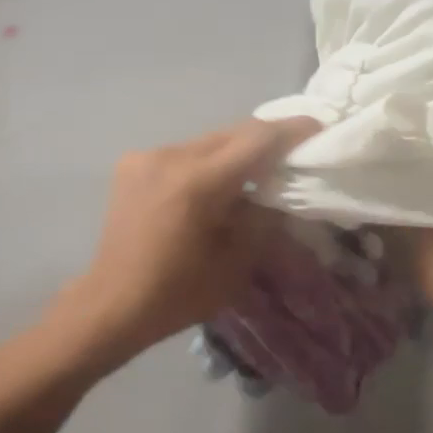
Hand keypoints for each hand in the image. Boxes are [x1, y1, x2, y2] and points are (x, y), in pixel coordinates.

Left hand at [60, 117, 322, 354]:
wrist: (112, 304)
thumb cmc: (178, 294)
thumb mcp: (237, 263)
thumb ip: (263, 218)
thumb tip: (276, 191)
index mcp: (198, 181)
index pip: (257, 139)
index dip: (292, 130)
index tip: (319, 128)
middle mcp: (171, 157)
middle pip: (233, 133)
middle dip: (267, 139)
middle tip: (295, 151)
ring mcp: (147, 157)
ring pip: (208, 141)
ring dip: (235, 152)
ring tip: (256, 172)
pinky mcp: (132, 165)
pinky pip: (183, 154)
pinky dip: (207, 163)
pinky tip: (215, 185)